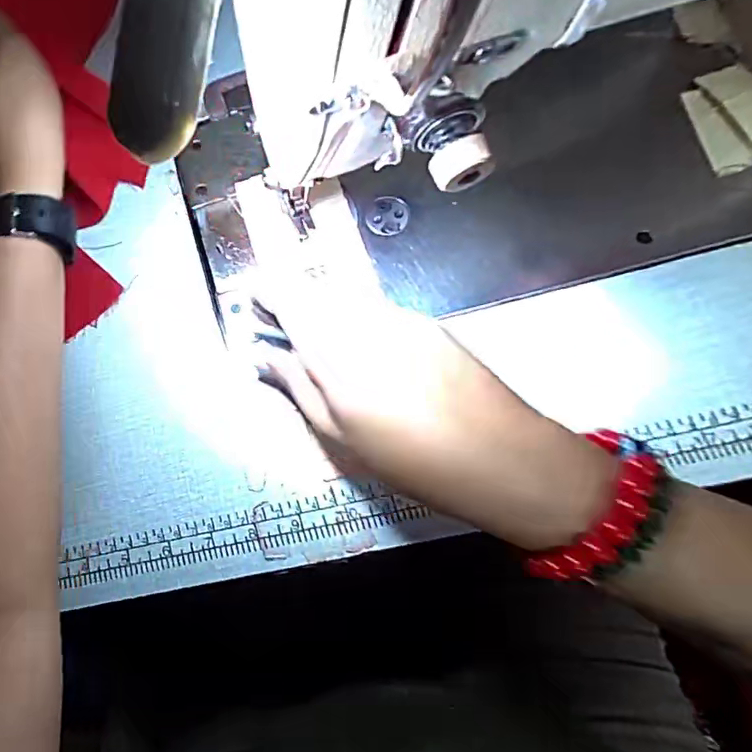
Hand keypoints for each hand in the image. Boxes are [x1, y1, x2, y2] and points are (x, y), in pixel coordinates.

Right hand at [252, 277, 615, 550]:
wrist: (498, 454)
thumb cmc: (411, 460)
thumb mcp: (342, 437)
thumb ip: (299, 389)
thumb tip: (265, 356)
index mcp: (337, 357)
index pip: (292, 303)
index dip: (268, 293)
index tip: (253, 296)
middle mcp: (366, 325)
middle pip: (317, 291)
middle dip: (292, 297)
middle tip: (277, 317)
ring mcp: (399, 319)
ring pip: (346, 296)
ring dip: (322, 305)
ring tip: (314, 332)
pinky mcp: (426, 322)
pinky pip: (375, 306)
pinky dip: (354, 313)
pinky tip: (357, 339)